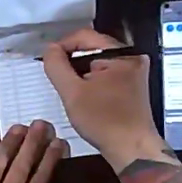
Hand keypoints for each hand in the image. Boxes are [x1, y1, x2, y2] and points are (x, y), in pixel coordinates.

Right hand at [40, 28, 166, 168]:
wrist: (130, 146)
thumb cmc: (102, 120)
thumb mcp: (71, 91)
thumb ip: (56, 66)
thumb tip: (49, 49)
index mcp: (121, 54)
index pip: (83, 36)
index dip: (61, 47)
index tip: (48, 63)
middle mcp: (131, 57)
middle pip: (90, 47)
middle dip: (70, 60)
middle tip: (58, 79)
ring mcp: (133, 70)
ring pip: (95, 60)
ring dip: (78, 71)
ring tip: (70, 89)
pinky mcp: (131, 82)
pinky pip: (103, 71)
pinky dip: (89, 78)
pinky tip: (83, 94)